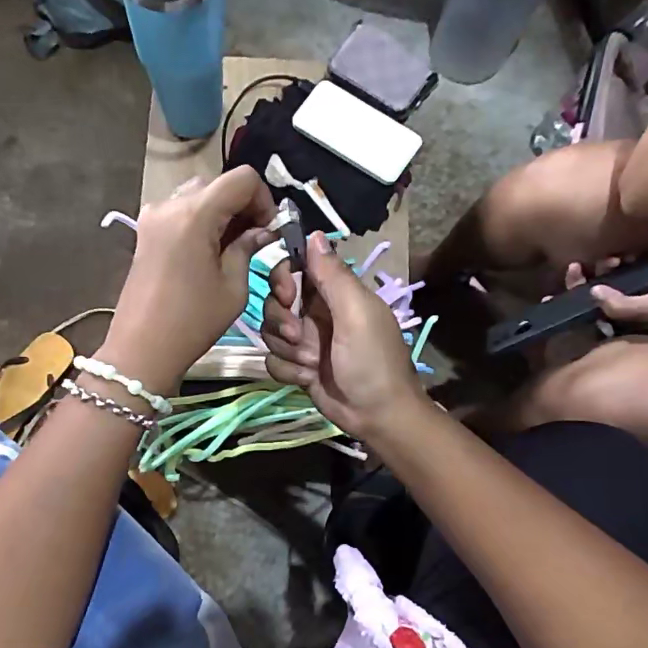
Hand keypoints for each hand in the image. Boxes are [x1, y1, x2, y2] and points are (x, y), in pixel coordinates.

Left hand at [103, 167, 277, 389]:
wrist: (142, 349)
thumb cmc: (193, 321)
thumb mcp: (234, 286)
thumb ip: (248, 248)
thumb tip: (261, 231)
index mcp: (195, 213)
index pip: (242, 178)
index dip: (264, 199)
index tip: (270, 230)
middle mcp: (170, 204)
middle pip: (220, 184)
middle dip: (243, 206)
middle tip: (257, 240)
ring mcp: (153, 216)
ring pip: (200, 195)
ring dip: (223, 213)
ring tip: (234, 248)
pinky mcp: (146, 232)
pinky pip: (182, 212)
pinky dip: (203, 222)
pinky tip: (211, 252)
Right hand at [261, 232, 429, 439]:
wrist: (378, 415)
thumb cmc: (373, 361)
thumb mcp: (357, 313)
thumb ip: (333, 275)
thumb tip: (314, 232)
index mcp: (335, 294)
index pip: (294, 269)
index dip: (282, 279)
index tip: (287, 295)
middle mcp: (316, 314)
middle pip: (274, 301)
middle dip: (281, 320)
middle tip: (299, 338)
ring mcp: (306, 342)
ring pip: (270, 332)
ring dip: (288, 351)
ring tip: (312, 365)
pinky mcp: (297, 368)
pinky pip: (272, 360)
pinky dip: (287, 371)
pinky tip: (307, 380)